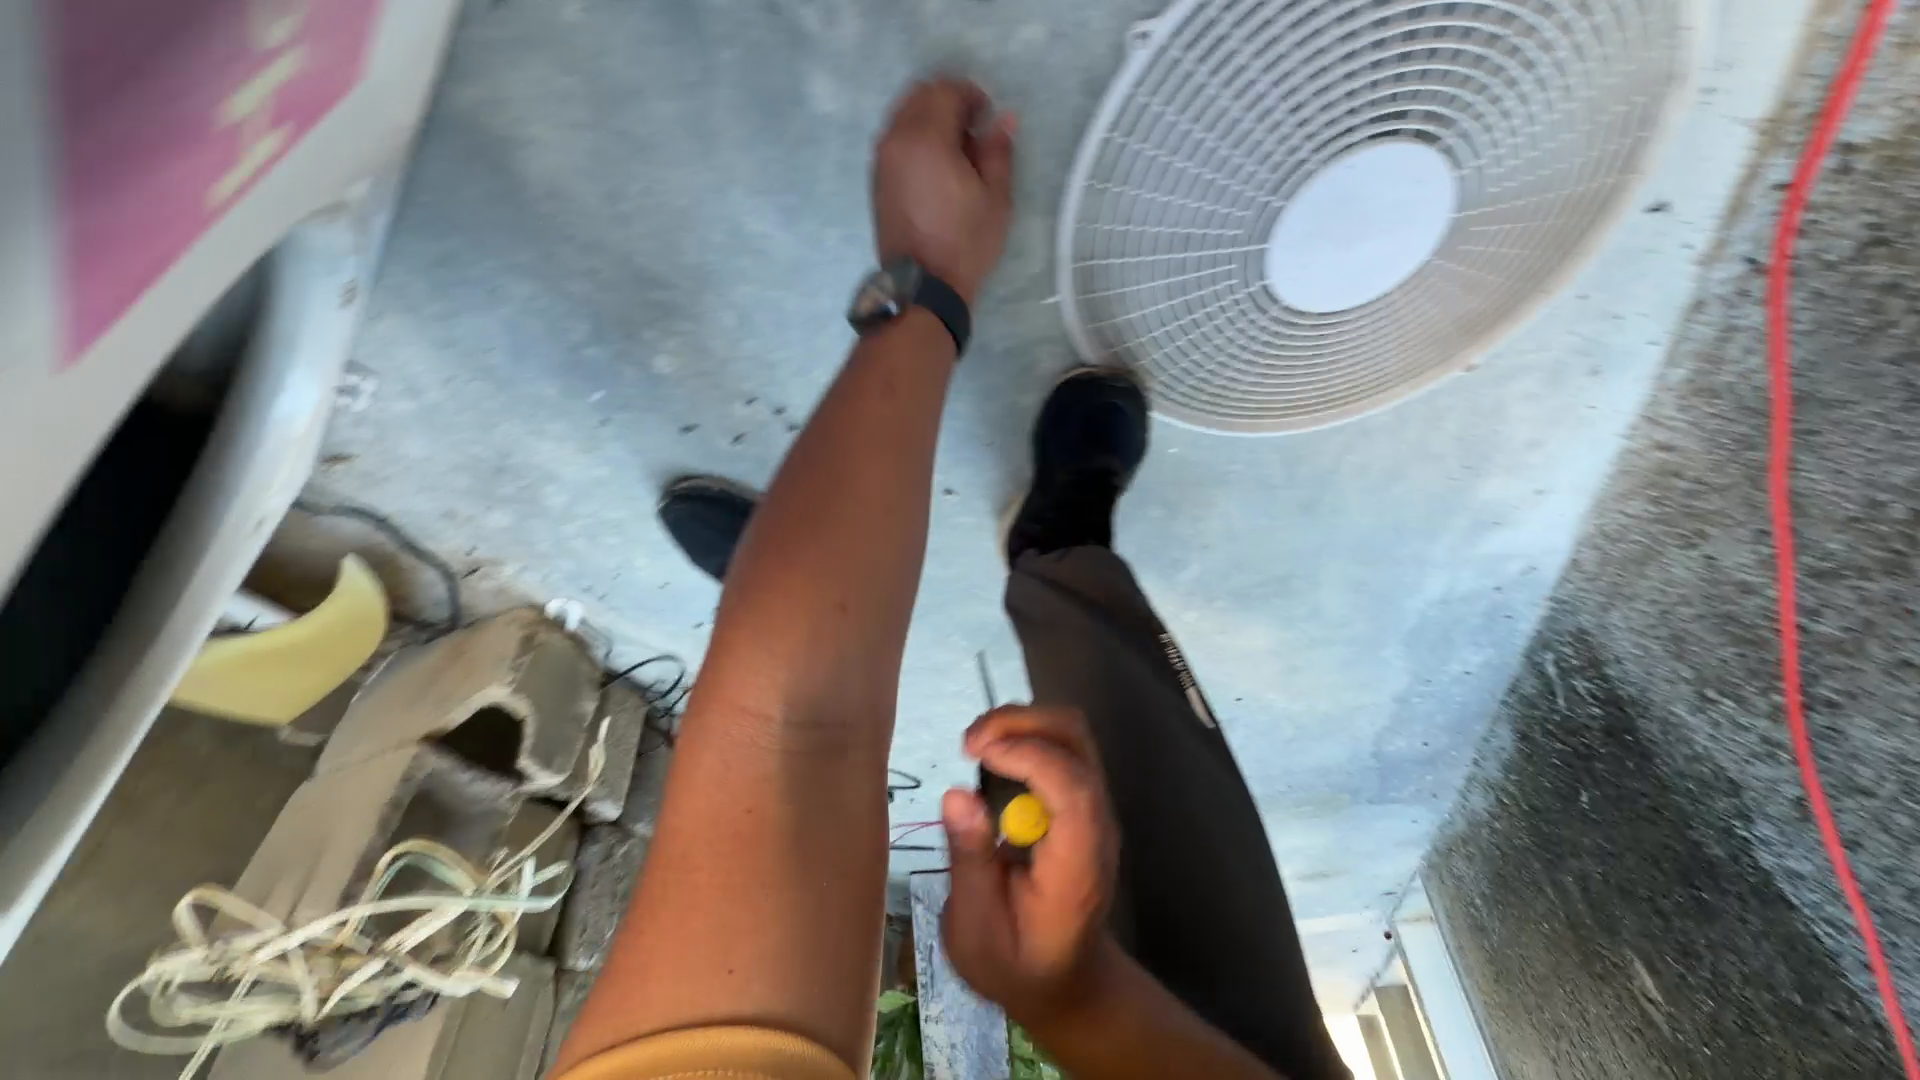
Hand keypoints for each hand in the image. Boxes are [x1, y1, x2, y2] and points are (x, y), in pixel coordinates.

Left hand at [872, 78, 1015, 305]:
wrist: (923, 288)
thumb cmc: (964, 244)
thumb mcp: (996, 199)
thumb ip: (998, 151)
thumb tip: (1003, 120)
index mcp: (925, 138)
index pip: (945, 91)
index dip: (971, 95)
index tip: (988, 115)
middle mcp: (895, 140)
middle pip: (919, 97)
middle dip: (948, 102)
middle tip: (973, 129)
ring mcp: (881, 162)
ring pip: (904, 118)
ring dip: (929, 121)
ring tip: (956, 151)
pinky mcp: (876, 182)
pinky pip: (895, 142)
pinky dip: (915, 140)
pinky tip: (936, 168)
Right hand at [940, 705, 1120, 1026]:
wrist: (1062, 978)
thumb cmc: (1016, 963)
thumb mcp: (976, 930)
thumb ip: (970, 861)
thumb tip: (957, 794)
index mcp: (1078, 864)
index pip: (1072, 787)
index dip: (1028, 755)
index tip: (975, 754)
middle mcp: (1097, 824)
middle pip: (1076, 740)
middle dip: (1021, 722)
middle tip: (969, 744)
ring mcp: (1093, 808)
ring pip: (1070, 733)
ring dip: (1021, 723)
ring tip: (974, 748)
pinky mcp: (1079, 801)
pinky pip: (1059, 747)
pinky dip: (1024, 736)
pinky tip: (991, 758)